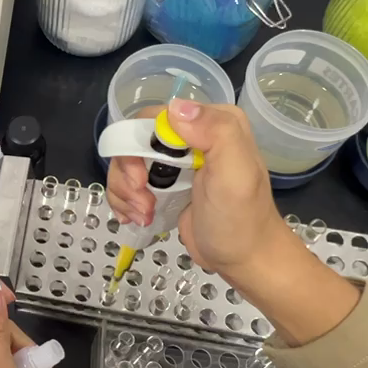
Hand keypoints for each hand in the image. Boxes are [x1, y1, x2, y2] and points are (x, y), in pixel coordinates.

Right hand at [106, 99, 282, 279]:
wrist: (243, 260)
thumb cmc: (240, 219)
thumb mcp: (235, 173)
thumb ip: (215, 132)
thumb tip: (175, 108)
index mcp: (211, 121)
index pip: (153, 118)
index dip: (137, 147)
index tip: (141, 180)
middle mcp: (191, 135)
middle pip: (133, 140)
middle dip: (128, 174)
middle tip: (143, 203)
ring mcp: (174, 161)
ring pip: (125, 162)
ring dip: (126, 192)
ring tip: (144, 214)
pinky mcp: (163, 184)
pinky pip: (127, 182)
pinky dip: (125, 201)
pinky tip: (139, 218)